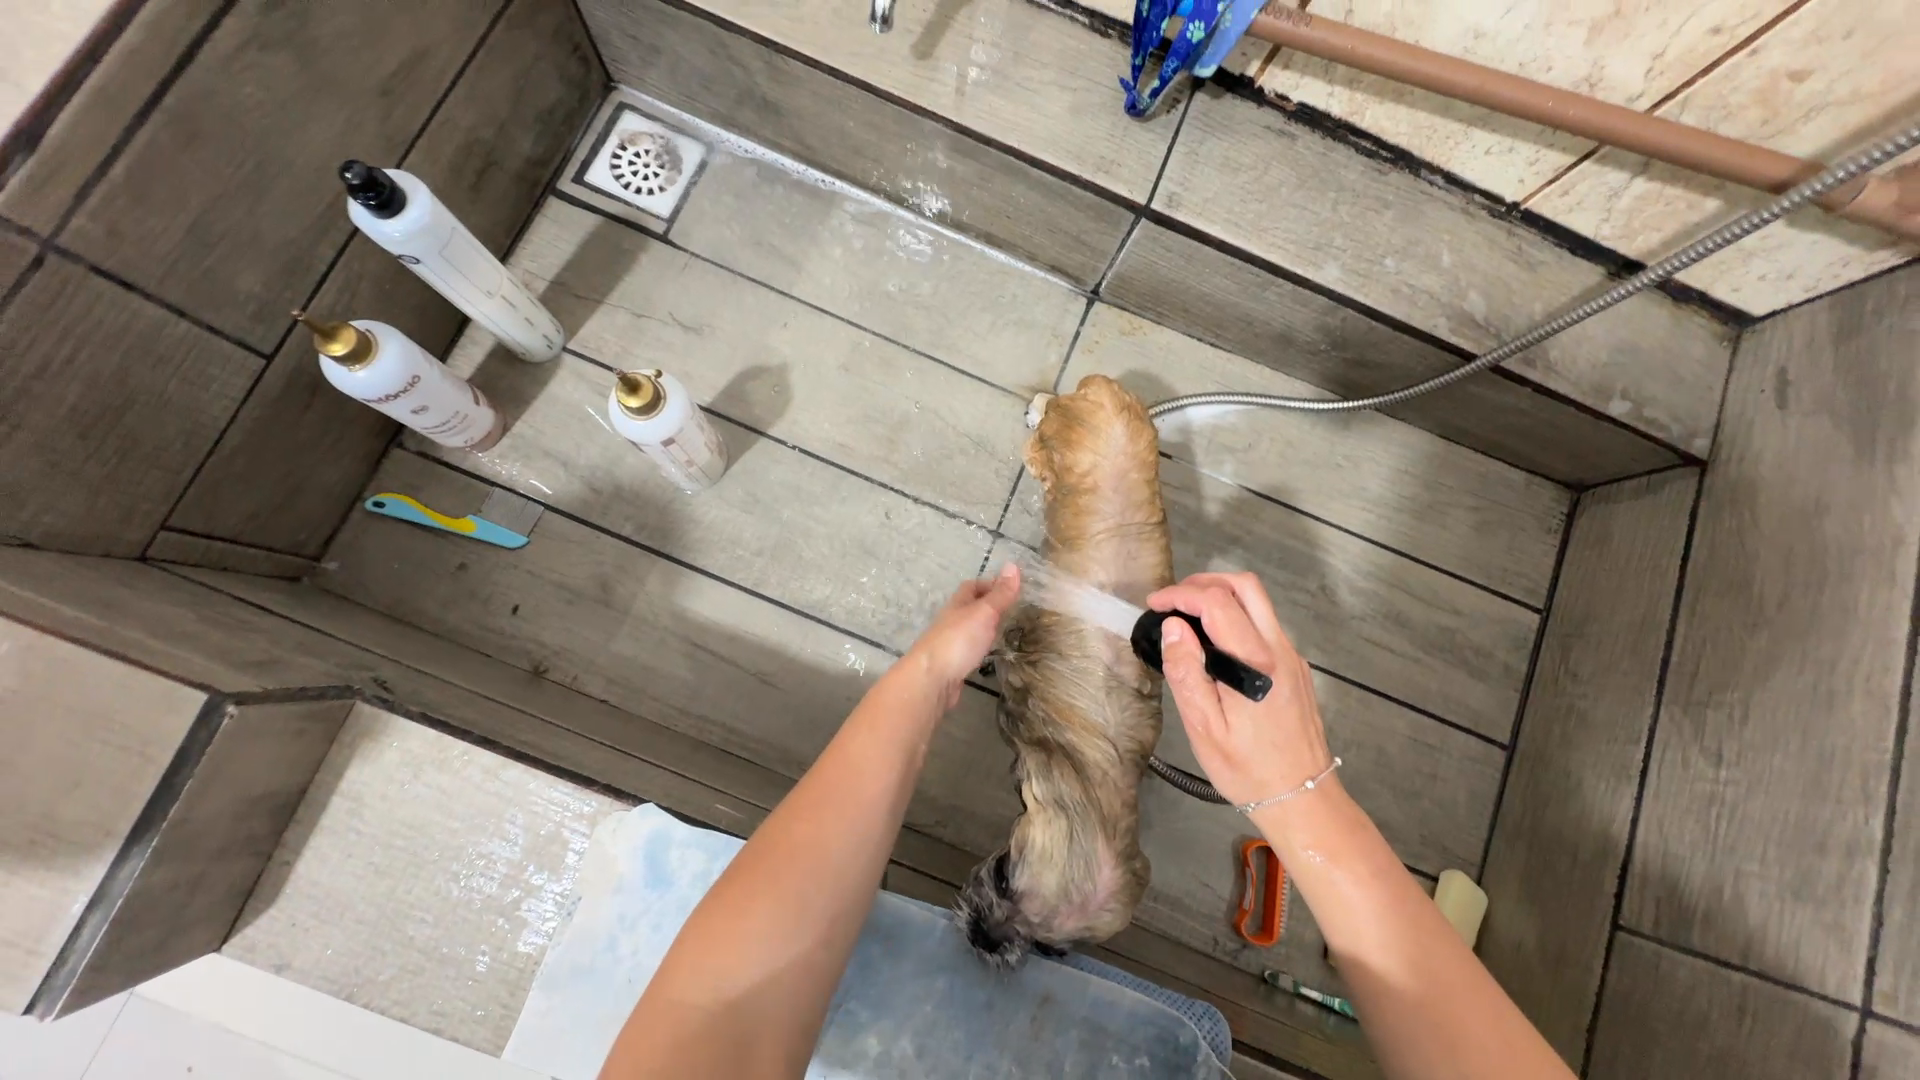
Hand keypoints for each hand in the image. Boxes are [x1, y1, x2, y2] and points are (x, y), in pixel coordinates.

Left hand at [904, 564, 1021, 707]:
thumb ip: (1000, 594)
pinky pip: (968, 649)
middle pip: (970, 607)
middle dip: (989, 605)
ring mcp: (950, 643)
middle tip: (1013, 610)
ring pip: (969, 629)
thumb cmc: (959, 640)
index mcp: (958, 604)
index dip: (990, 583)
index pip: (972, 586)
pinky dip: (980, 647)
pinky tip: (988, 654)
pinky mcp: (952, 664)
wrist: (931, 680)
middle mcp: (952, 620)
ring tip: (1006, 630)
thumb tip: (1012, 565)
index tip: (1011, 588)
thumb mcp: (984, 612)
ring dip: (985, 627)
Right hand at [1149, 572, 1332, 808]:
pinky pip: (1264, 625)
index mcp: (1255, 662)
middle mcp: (1279, 649)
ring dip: (1220, 596)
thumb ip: (1187, 672)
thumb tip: (1174, 627)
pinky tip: (1212, 646)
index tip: (1154, 605)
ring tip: (1186, 619)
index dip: (1181, 594)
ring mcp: (1291, 656)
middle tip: (1172, 601)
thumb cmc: (1246, 768)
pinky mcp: (1295, 667)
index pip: (1217, 603)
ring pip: (1259, 603)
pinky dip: (1234, 617)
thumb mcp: (1203, 727)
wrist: (1302, 798)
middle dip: (1204, 582)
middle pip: (1246, 587)